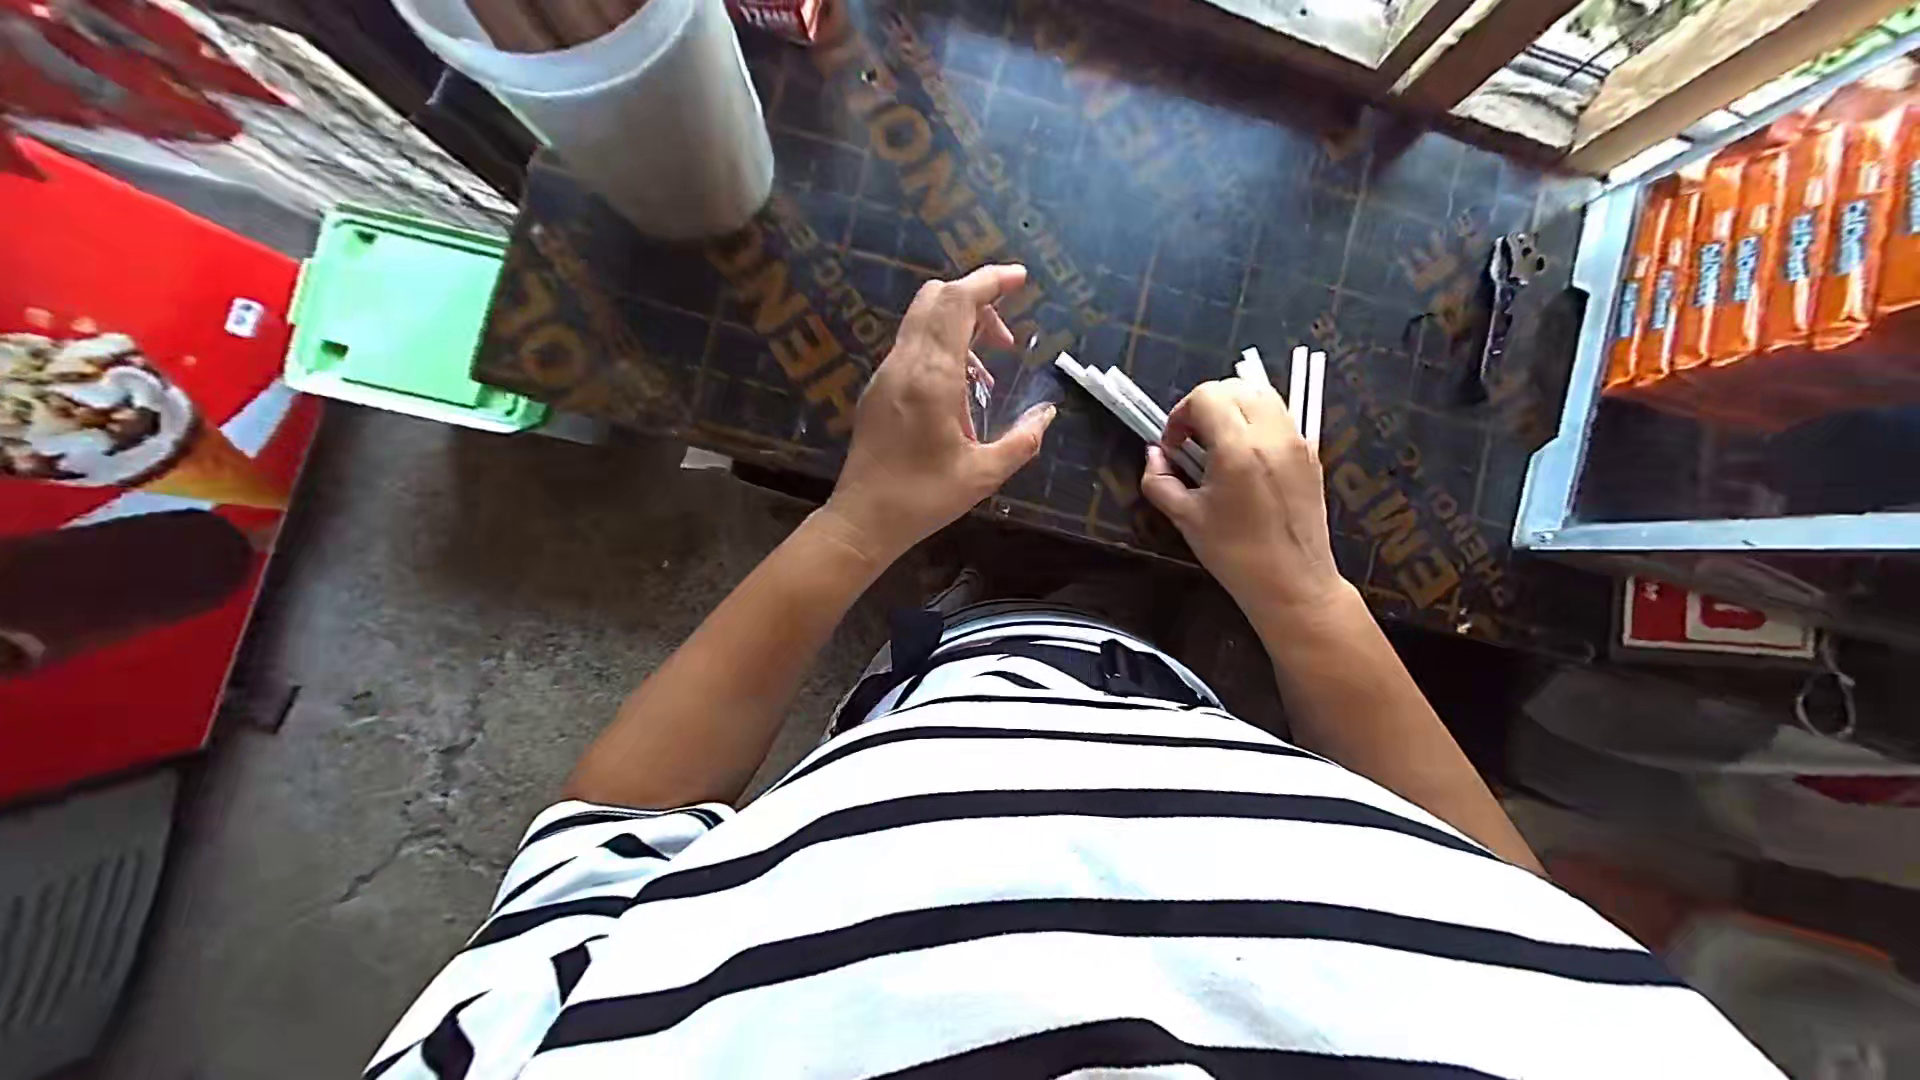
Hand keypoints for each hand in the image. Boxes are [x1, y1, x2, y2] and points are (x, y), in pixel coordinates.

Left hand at [820, 264, 1055, 563]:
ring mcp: (885, 375)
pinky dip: (941, 348)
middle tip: (1005, 338)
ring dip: (959, 327)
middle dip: (976, 300)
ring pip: (921, 321)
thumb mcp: (984, 475)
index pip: (957, 302)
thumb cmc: (923, 498)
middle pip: (935, 299)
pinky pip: (912, 348)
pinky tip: (959, 390)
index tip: (1019, 279)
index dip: (990, 281)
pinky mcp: (878, 390)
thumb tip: (1046, 414)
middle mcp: (904, 364)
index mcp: (931, 377)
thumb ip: (1022, 440)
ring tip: (988, 371)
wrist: (863, 519)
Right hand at [1140, 378, 1348, 618]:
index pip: (1206, 397)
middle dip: (1205, 404)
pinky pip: (1280, 417)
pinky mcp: (1310, 454)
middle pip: (1236, 386)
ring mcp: (1297, 442)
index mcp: (1239, 449)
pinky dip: (1255, 421)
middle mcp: (1273, 436)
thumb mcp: (1184, 517)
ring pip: (1262, 394)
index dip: (1180, 414)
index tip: (1173, 445)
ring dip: (1232, 407)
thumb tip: (1154, 455)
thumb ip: (1159, 480)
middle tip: (1191, 439)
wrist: (1292, 583)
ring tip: (1217, 444)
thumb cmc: (1235, 554)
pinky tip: (1242, 457)